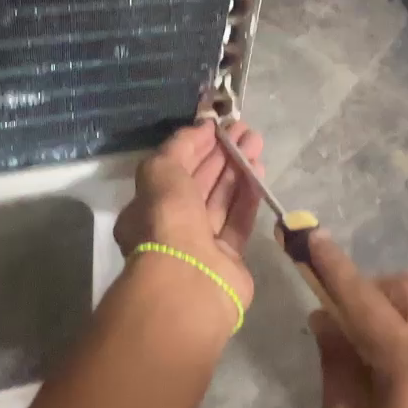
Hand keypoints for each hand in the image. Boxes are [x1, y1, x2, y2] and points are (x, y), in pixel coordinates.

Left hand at [114, 119, 265, 309]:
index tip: (219, 127)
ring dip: (239, 170)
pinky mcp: (229, 259)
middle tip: (246, 131)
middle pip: (200, 183)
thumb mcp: (160, 171)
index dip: (196, 146)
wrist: (190, 280)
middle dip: (222, 155)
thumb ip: (179, 146)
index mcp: (147, 208)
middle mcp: (172, 226)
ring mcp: (201, 244)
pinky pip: (239, 221)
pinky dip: (249, 196)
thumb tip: (203, 128)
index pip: (174, 170)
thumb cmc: (166, 220)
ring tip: (257, 143)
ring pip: (222, 199)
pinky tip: (260, 172)